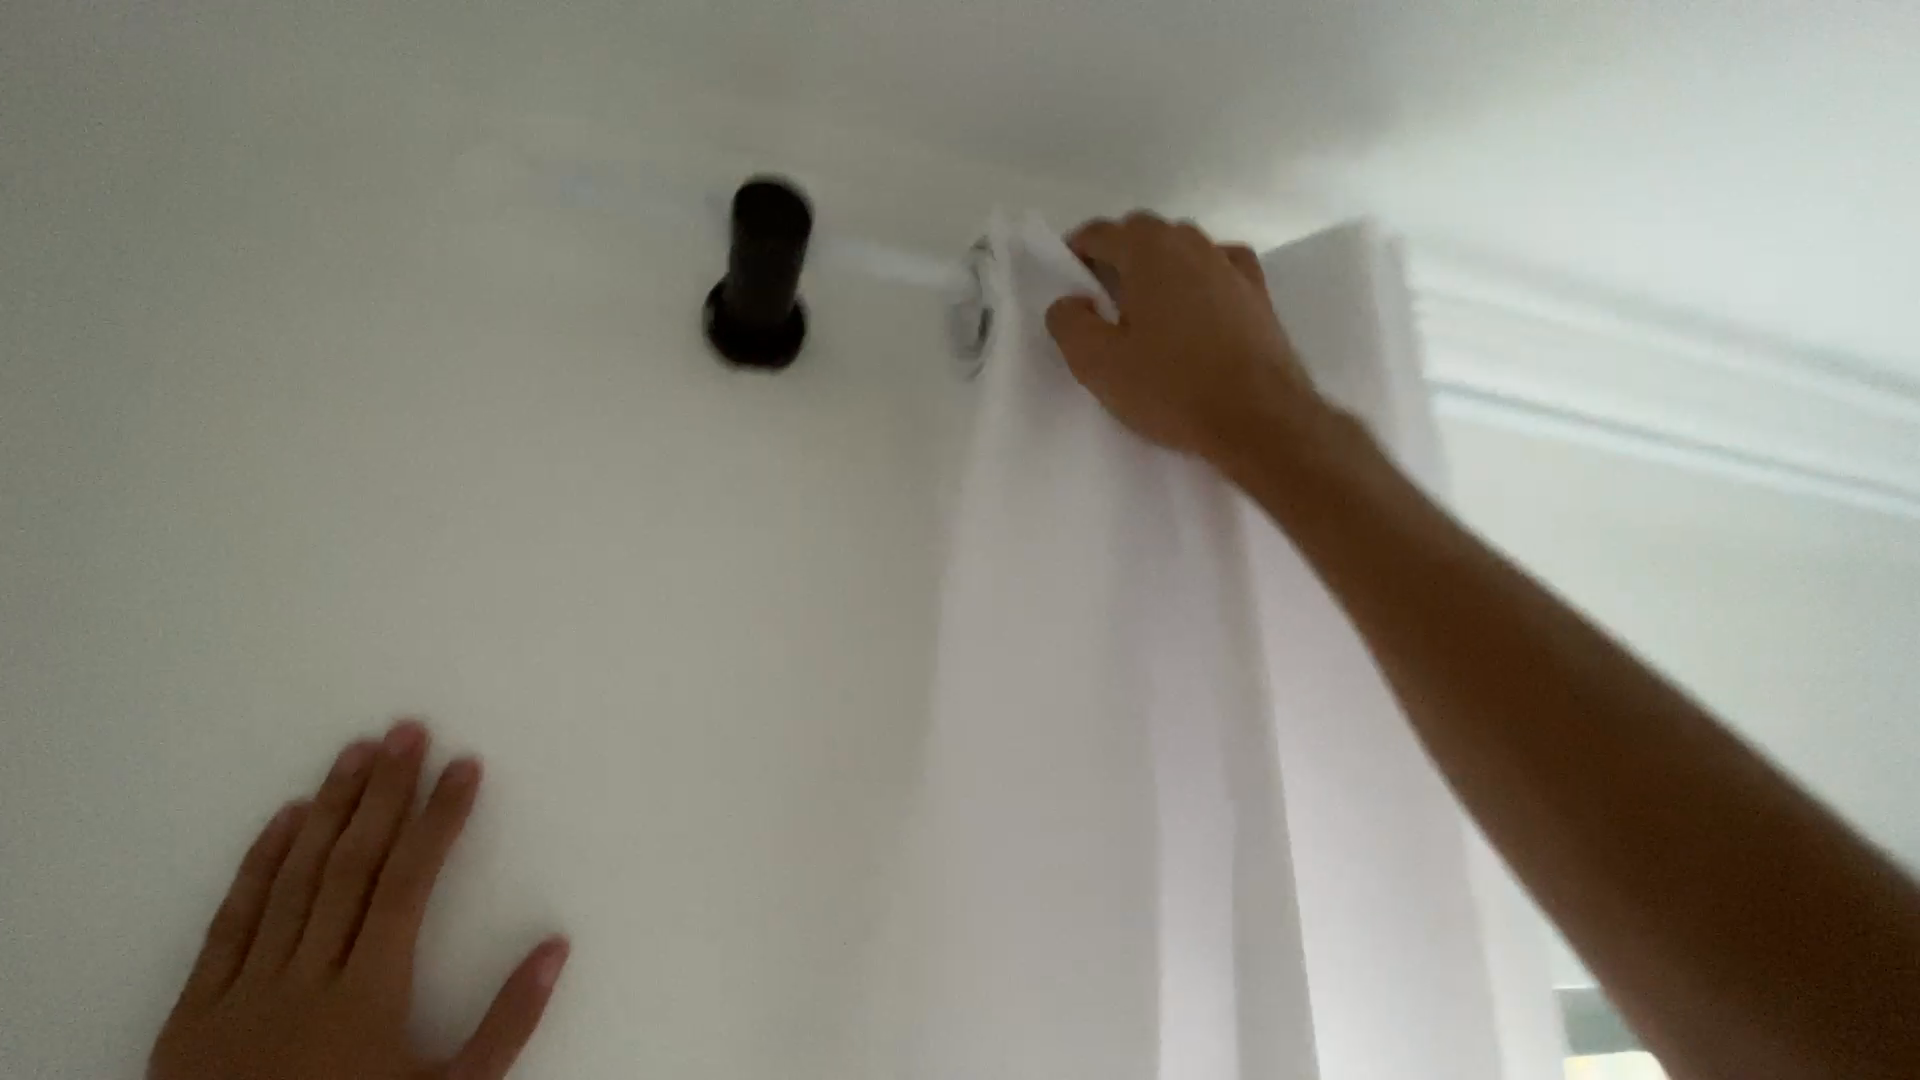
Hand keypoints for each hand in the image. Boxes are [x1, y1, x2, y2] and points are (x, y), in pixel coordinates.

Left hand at [149, 720, 568, 1079]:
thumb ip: (507, 1024)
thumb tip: (557, 947)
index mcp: (367, 995)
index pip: (409, 883)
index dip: (440, 818)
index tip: (464, 766)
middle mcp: (304, 979)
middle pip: (351, 866)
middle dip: (385, 792)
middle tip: (407, 731)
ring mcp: (242, 992)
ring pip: (293, 881)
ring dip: (329, 810)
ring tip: (356, 751)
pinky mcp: (193, 1014)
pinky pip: (228, 926)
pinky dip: (257, 867)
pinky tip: (284, 819)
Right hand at [1045, 212, 1324, 461]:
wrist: (1259, 418)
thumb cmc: (1171, 388)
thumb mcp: (1097, 364)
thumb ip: (1069, 324)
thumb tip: (1069, 301)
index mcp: (1148, 251)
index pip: (1101, 233)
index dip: (1076, 251)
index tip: (1066, 279)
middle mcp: (1192, 244)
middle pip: (1143, 234)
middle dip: (1117, 256)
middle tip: (1100, 299)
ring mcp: (1230, 266)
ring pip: (1183, 250)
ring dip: (1158, 268)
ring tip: (1145, 309)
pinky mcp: (1258, 295)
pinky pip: (1219, 271)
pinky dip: (1199, 280)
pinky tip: (1196, 308)